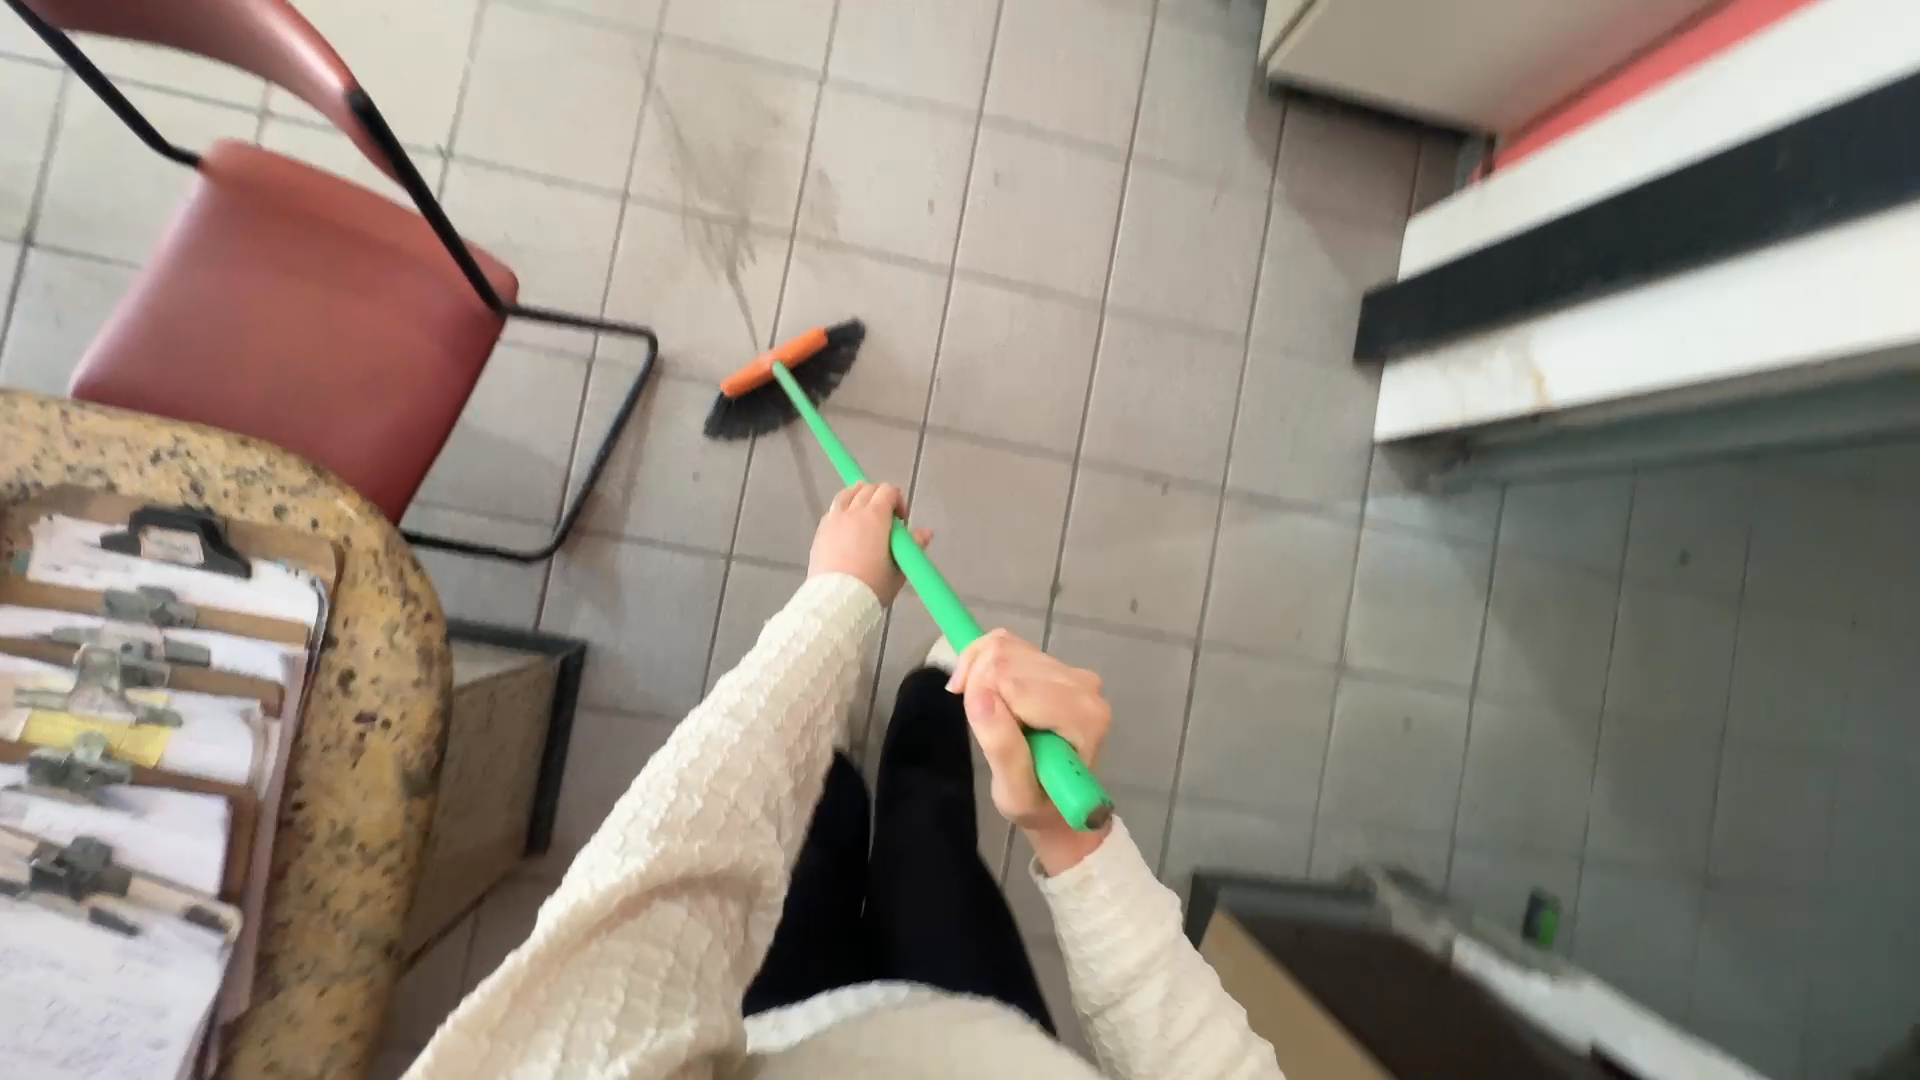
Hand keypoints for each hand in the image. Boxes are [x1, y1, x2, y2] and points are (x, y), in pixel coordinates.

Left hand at [807, 483, 930, 605]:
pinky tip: (847, 530)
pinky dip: (843, 511)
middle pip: (867, 488)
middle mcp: (853, 512)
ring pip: (847, 494)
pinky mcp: (820, 531)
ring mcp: (834, 520)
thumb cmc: (872, 585)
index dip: (898, 501)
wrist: (837, 601)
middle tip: (886, 519)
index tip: (901, 521)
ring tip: (864, 517)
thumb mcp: (899, 569)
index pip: (887, 490)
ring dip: (859, 498)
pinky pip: (833, 510)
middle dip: (879, 497)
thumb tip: (927, 532)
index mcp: (875, 517)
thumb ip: (913, 546)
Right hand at [947, 630, 1113, 871]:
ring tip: (984, 710)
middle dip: (979, 683)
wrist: (1059, 801)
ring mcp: (1073, 672)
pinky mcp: (1057, 665)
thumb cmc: (1039, 804)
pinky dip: (983, 660)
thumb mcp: (1015, 794)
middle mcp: (1084, 687)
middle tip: (979, 721)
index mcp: (1082, 717)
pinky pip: (1008, 643)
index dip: (980, 694)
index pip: (1011, 679)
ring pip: (1004, 646)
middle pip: (1007, 657)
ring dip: (979, 673)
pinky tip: (983, 688)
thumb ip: (1001, 747)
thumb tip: (979, 697)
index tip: (975, 723)